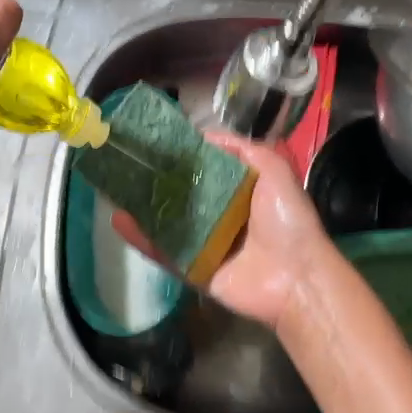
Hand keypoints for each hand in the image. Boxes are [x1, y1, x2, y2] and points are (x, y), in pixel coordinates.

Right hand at [114, 132, 336, 330]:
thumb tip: (203, 135)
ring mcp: (205, 243)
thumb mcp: (273, 169)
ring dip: (143, 207)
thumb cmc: (287, 218)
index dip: (184, 154)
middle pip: (183, 194)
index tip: (157, 139)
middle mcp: (220, 215)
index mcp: (239, 190)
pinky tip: (119, 220)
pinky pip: (164, 252)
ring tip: (116, 188)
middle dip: (158, 179)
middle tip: (128, 160)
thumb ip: (241, 148)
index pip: (205, 168)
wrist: (296, 277)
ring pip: (167, 222)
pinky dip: (142, 238)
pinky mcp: (194, 269)